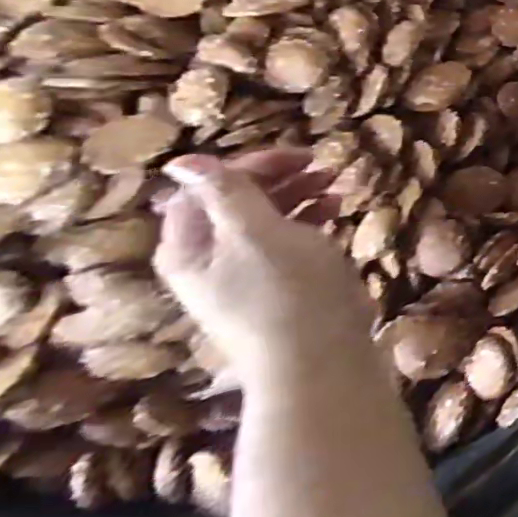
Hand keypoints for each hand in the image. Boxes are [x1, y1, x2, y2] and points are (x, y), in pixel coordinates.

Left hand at [155, 150, 374, 383]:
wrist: (320, 359)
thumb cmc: (288, 289)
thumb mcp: (257, 232)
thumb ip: (225, 192)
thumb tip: (182, 159)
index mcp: (188, 248)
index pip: (204, 187)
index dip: (250, 165)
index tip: (299, 156)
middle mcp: (207, 261)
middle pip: (234, 202)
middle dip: (278, 178)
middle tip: (321, 166)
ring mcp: (243, 276)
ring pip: (263, 220)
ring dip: (298, 195)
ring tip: (335, 185)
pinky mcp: (277, 286)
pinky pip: (285, 240)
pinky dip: (307, 220)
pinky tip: (335, 212)